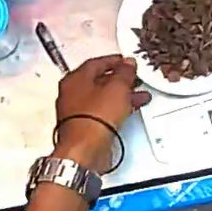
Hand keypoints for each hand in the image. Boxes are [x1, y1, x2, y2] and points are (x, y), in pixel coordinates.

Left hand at [53, 55, 149, 169]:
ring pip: (102, 99)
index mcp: (75, 79)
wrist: (86, 149)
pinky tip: (129, 111)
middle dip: (120, 80)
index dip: (115, 61)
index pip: (96, 63)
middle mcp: (72, 95)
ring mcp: (77, 113)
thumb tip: (128, 64)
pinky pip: (102, 113)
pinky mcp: (84, 128)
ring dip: (121, 96)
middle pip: (98, 81)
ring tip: (139, 96)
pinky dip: (116, 110)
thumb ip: (124, 72)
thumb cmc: (94, 117)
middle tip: (134, 79)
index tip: (126, 62)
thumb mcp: (117, 87)